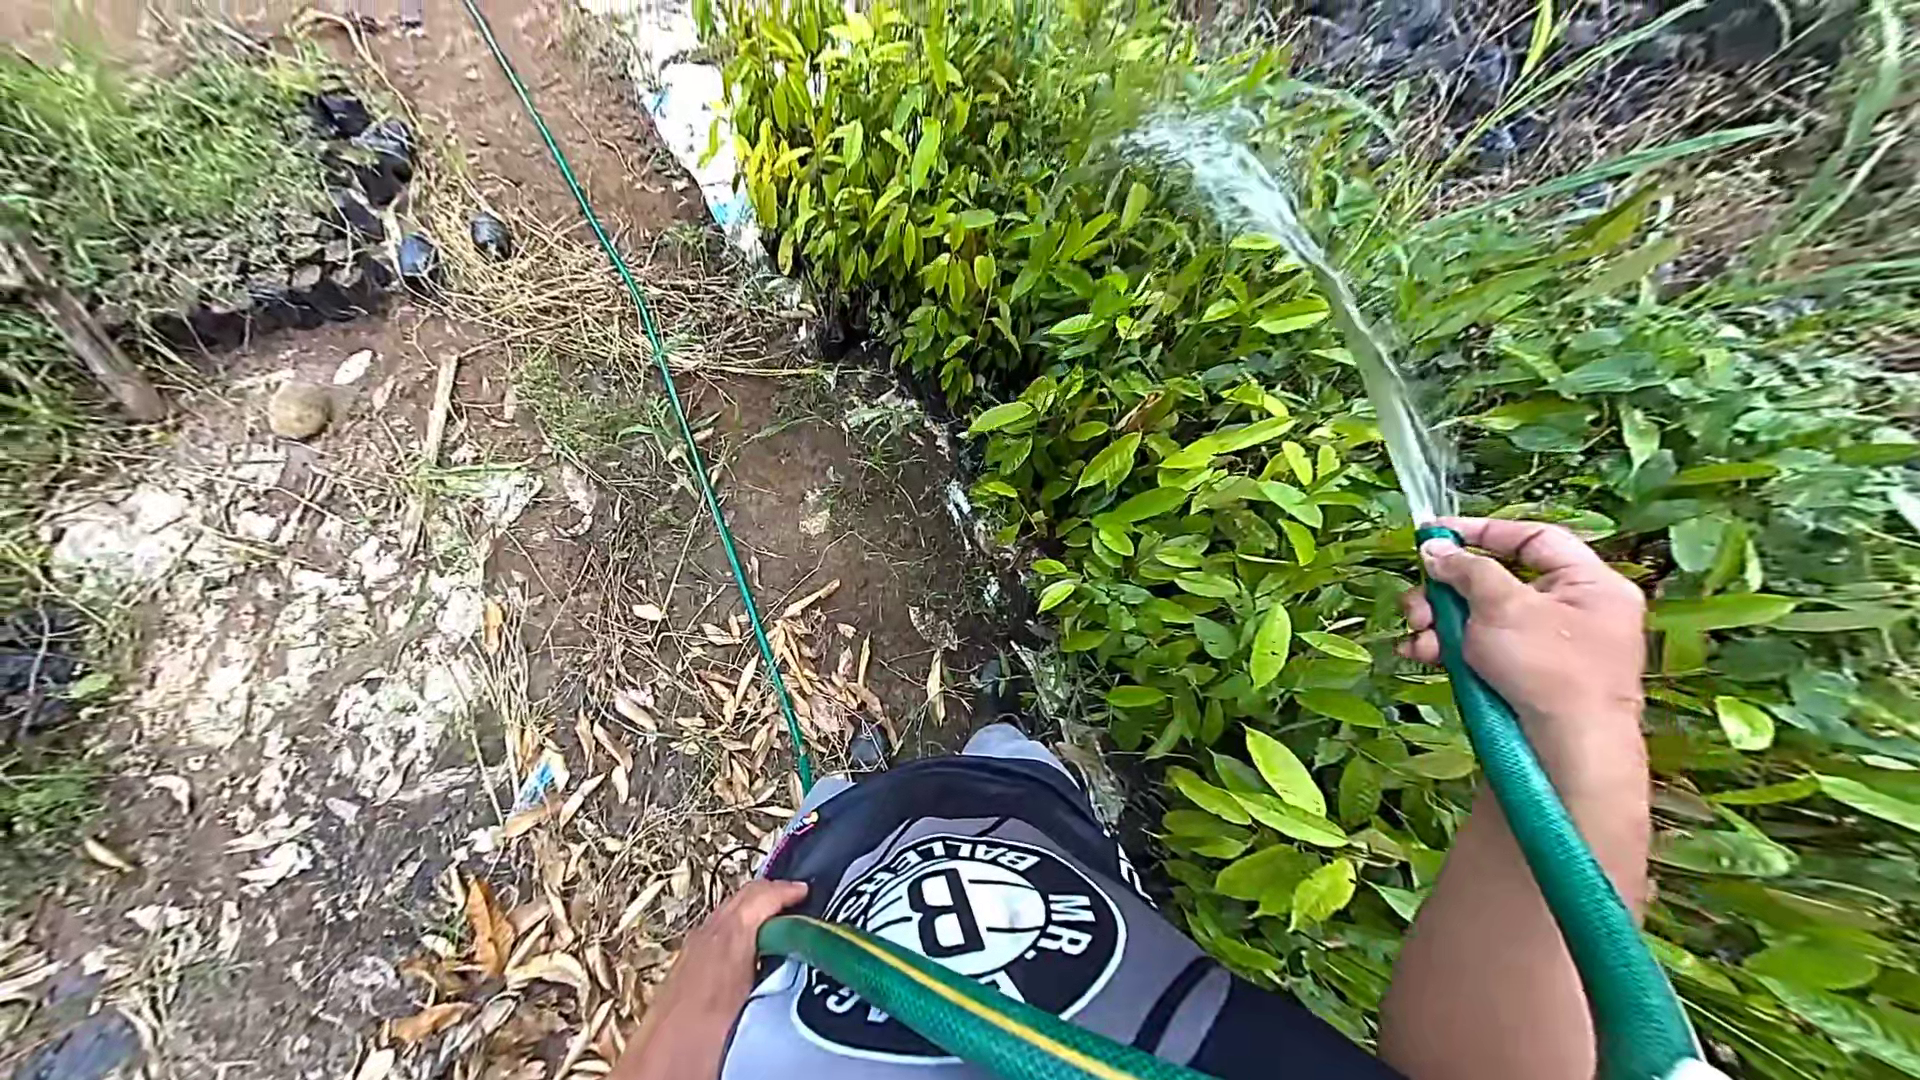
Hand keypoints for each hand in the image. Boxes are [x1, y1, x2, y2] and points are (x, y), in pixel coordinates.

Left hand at [613, 879, 806, 1079]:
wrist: (651, 1077)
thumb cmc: (696, 1050)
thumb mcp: (755, 1009)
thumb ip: (781, 976)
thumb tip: (806, 965)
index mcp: (729, 939)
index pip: (763, 894)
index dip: (788, 891)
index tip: (809, 893)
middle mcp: (708, 937)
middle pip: (744, 896)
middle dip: (773, 894)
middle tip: (799, 904)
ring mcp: (691, 951)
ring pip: (730, 911)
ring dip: (756, 910)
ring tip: (781, 926)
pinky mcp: (682, 969)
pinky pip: (717, 930)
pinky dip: (739, 927)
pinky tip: (750, 955)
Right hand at [1398, 517, 1646, 791]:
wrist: (1561, 746)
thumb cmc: (1546, 666)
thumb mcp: (1502, 606)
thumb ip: (1466, 569)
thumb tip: (1433, 546)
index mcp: (1587, 584)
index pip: (1531, 537)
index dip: (1480, 530)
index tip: (1432, 532)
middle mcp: (1566, 608)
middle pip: (1490, 578)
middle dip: (1443, 589)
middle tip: (1418, 602)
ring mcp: (1539, 641)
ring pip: (1471, 612)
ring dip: (1435, 620)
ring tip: (1418, 634)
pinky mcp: (1514, 669)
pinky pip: (1471, 642)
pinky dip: (1442, 645)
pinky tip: (1421, 653)